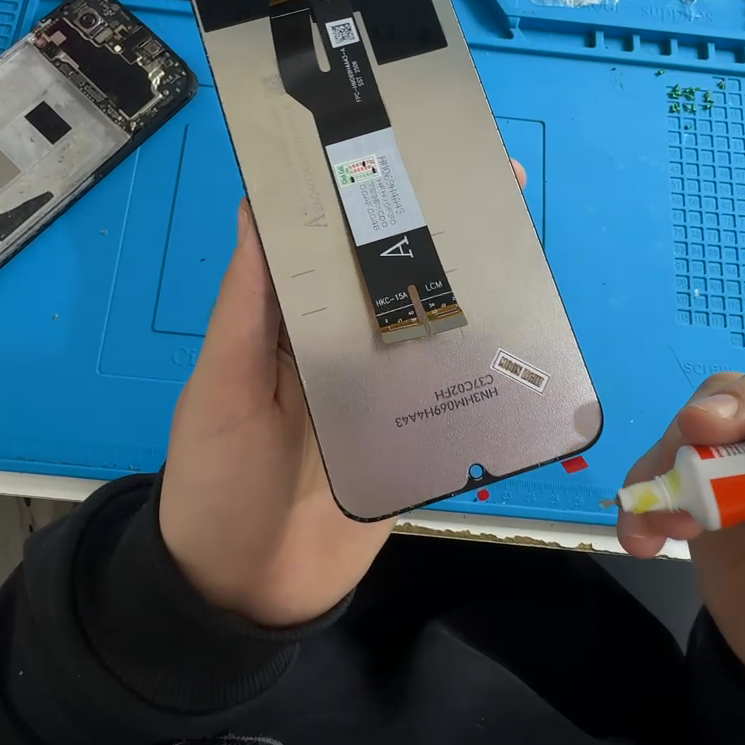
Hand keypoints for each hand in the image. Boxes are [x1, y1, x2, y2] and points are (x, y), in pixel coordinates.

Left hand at [162, 163, 528, 626]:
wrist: (244, 590)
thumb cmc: (219, 478)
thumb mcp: (220, 382)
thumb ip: (246, 304)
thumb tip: (255, 204)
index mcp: (295, 322)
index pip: (334, 248)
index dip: (367, 202)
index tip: (408, 155)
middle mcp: (344, 348)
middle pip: (395, 282)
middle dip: (439, 237)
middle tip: (493, 192)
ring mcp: (383, 395)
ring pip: (432, 331)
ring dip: (472, 293)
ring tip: (519, 249)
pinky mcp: (414, 439)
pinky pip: (453, 395)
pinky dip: (486, 368)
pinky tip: (525, 337)